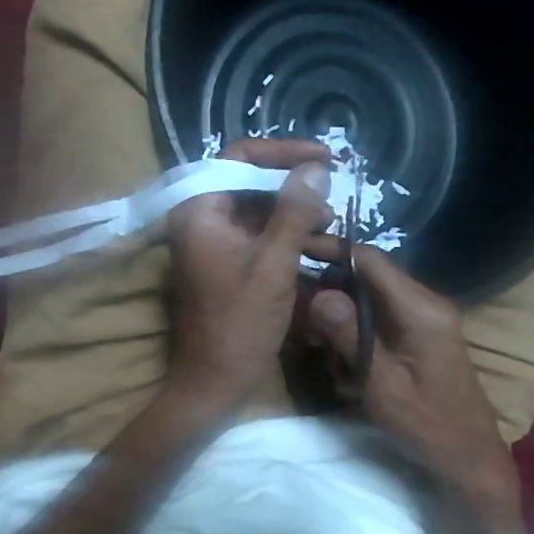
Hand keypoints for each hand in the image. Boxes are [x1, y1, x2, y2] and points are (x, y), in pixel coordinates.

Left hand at [167, 139, 333, 404]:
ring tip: (333, 234)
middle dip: (295, 192)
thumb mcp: (274, 264)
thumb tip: (315, 167)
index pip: (238, 157)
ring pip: (259, 214)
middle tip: (332, 205)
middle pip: (251, 185)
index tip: (324, 157)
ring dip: (297, 219)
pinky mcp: (224, 265)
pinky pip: (258, 239)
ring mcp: (211, 244)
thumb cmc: (239, 323)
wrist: (213, 381)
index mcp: (199, 211)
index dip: (283, 152)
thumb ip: (294, 211)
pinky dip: (288, 242)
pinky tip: (321, 252)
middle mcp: (199, 220)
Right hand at [301, 246, 514, 497]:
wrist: (468, 459)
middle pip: (368, 276)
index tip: (296, 248)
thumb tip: (318, 293)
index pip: (371, 260)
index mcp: (421, 310)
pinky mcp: (420, 335)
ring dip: (339, 311)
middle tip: (296, 308)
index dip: (332, 249)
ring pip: (370, 296)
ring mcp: (425, 319)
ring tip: (313, 339)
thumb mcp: (382, 385)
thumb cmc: (427, 425)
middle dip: (330, 287)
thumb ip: (350, 336)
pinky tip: (339, 357)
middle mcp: (425, 304)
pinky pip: (379, 316)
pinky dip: (353, 328)